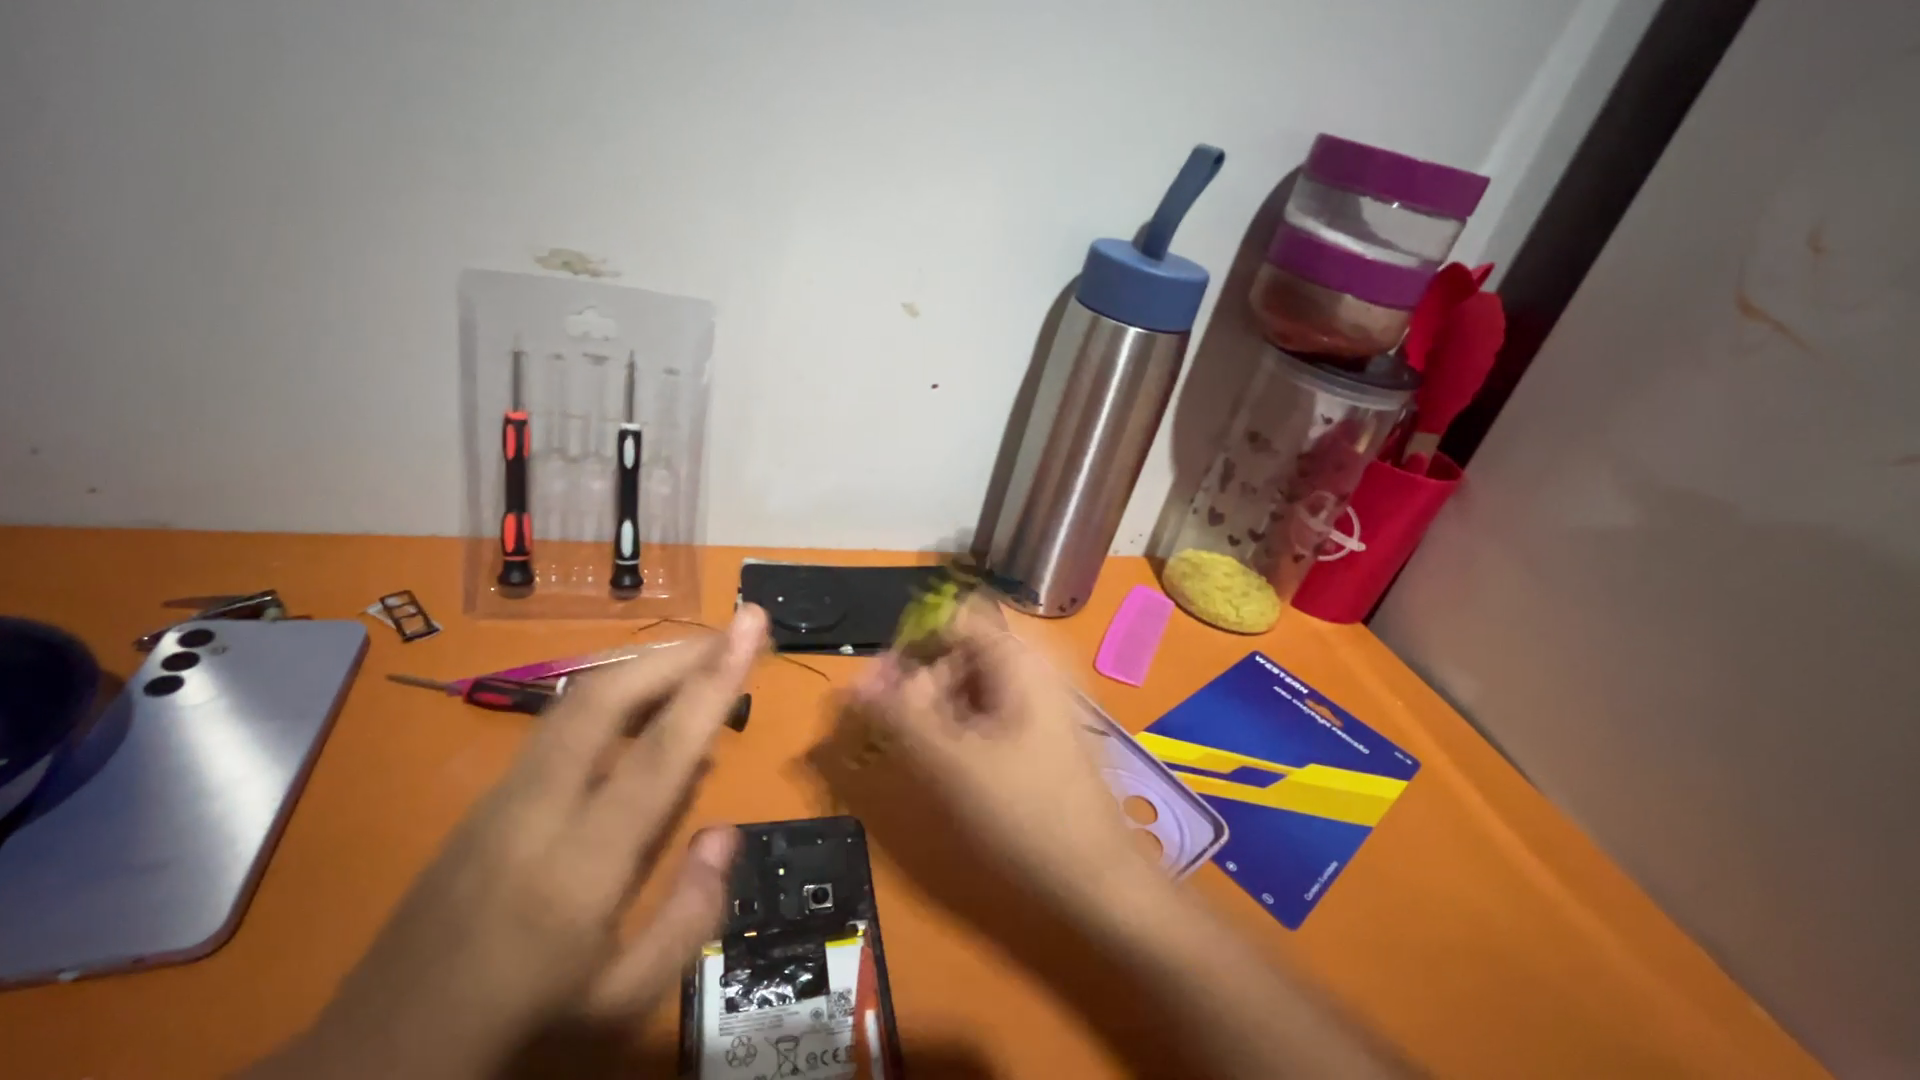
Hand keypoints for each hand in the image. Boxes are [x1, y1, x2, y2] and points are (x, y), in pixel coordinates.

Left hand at [251, 605, 768, 1079]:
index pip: (659, 752)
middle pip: (605, 698)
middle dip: (675, 653)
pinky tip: (645, 713)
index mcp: (582, 865)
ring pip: (575, 701)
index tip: (751, 626)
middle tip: (734, 630)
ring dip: (642, 668)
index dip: (712, 683)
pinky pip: (558, 725)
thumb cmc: (524, 1020)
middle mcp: (537, 809)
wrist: (386, 1045)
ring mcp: (501, 796)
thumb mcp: (625, 998)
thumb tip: (724, 832)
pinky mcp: (485, 798)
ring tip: (700, 657)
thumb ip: (690, 915)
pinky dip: (614, 698)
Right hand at [846, 600, 1152, 915]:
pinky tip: (944, 767)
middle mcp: (1031, 672)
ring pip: (970, 688)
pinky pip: (986, 717)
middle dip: (920, 682)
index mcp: (1018, 661)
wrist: (1097, 882)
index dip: (912, 644)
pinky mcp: (1037, 742)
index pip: (953, 619)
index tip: (882, 687)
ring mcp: (1038, 708)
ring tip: (915, 752)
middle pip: (960, 653)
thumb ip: (899, 713)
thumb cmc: (1024, 814)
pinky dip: (957, 731)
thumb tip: (855, 680)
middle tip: (895, 729)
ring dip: (934, 710)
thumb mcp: (950, 760)